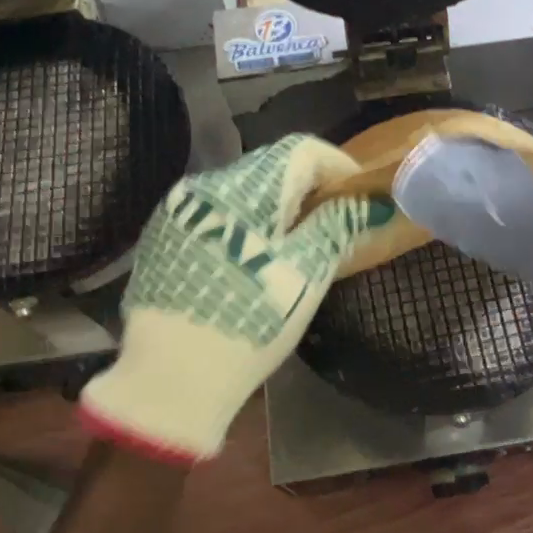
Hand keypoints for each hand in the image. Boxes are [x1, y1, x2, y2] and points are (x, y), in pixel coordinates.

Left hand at [78, 135, 392, 463]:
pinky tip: (252, 262)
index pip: (301, 150)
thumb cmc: (250, 324)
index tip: (360, 199)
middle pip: (270, 167)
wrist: (170, 382)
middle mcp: (204, 186)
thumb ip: (338, 225)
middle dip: (308, 188)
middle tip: (334, 226)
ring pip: (242, 191)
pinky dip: (244, 225)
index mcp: (243, 188)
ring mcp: (177, 211)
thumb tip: (369, 199)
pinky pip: (215, 214)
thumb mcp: (307, 275)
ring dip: (275, 208)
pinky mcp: (162, 238)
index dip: (339, 167)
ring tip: (295, 248)